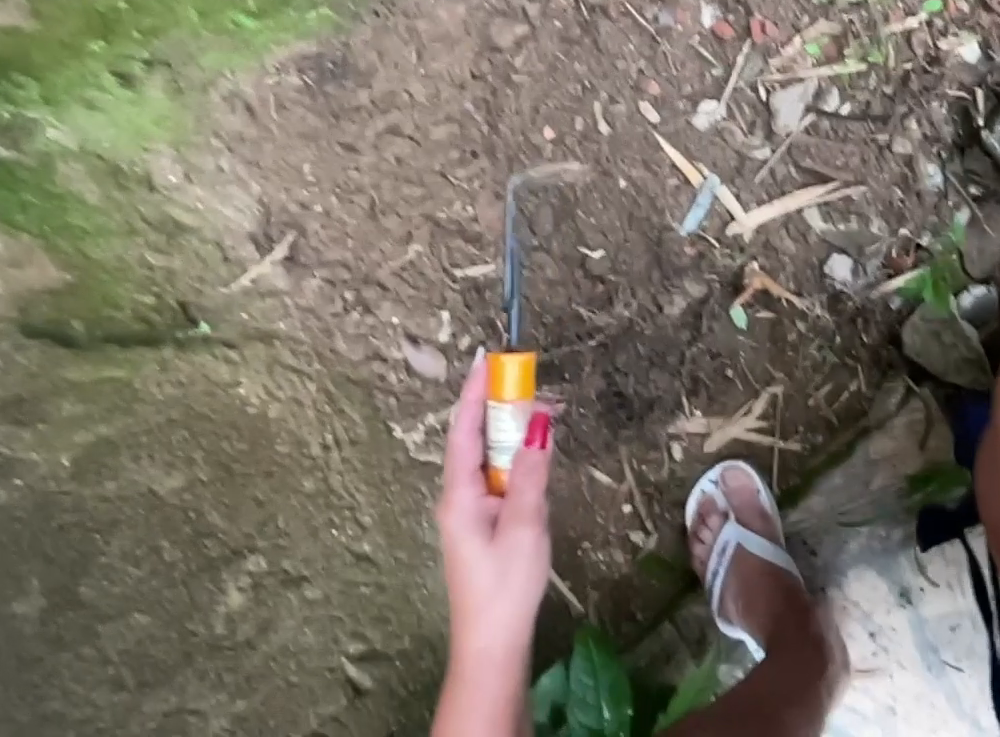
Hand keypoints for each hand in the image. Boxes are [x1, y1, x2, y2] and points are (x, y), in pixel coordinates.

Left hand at [437, 349, 553, 661]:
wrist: (494, 641)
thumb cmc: (505, 585)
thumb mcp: (525, 524)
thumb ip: (532, 472)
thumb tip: (540, 421)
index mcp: (460, 495)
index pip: (464, 430)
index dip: (473, 392)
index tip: (487, 357)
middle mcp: (460, 496)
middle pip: (476, 438)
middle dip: (500, 405)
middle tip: (528, 379)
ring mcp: (472, 510)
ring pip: (491, 457)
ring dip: (512, 430)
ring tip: (539, 408)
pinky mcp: (486, 521)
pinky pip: (500, 476)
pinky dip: (518, 456)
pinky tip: (535, 452)